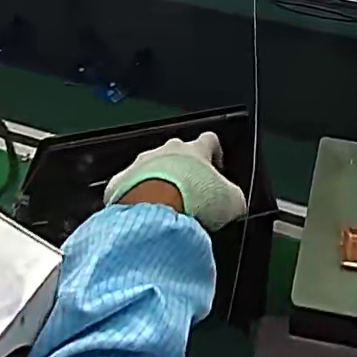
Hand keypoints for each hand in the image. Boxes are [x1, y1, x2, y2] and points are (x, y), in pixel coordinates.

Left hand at [105, 131, 248, 231]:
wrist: (155, 215)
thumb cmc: (195, 202)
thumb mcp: (233, 201)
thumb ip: (235, 196)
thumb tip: (237, 204)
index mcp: (196, 149)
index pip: (209, 140)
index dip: (213, 154)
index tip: (214, 172)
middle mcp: (168, 150)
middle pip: (177, 153)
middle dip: (183, 171)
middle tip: (188, 196)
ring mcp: (141, 164)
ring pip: (150, 167)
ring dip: (157, 183)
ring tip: (164, 209)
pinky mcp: (120, 182)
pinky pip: (126, 186)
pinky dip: (133, 198)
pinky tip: (141, 216)